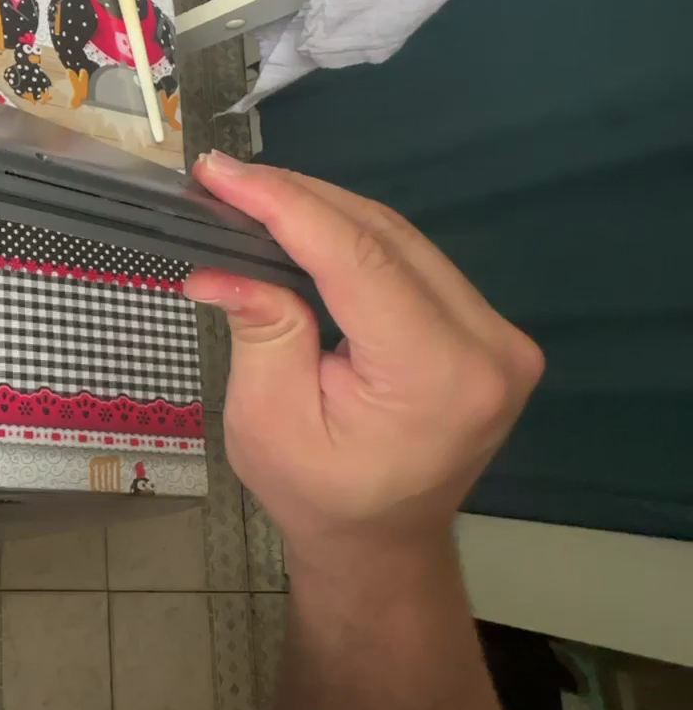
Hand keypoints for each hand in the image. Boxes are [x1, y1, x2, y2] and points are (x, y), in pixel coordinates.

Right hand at [185, 151, 543, 558]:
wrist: (377, 535)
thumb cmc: (313, 490)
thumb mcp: (267, 419)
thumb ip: (261, 333)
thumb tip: (218, 270)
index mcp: (437, 375)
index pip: (357, 261)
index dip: (285, 207)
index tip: (219, 175)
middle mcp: (486, 343)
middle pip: (383, 236)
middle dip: (295, 195)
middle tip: (219, 174)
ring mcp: (491, 332)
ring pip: (396, 236)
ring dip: (316, 205)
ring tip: (244, 188)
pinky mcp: (474, 327)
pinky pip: (402, 256)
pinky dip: (340, 230)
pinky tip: (292, 217)